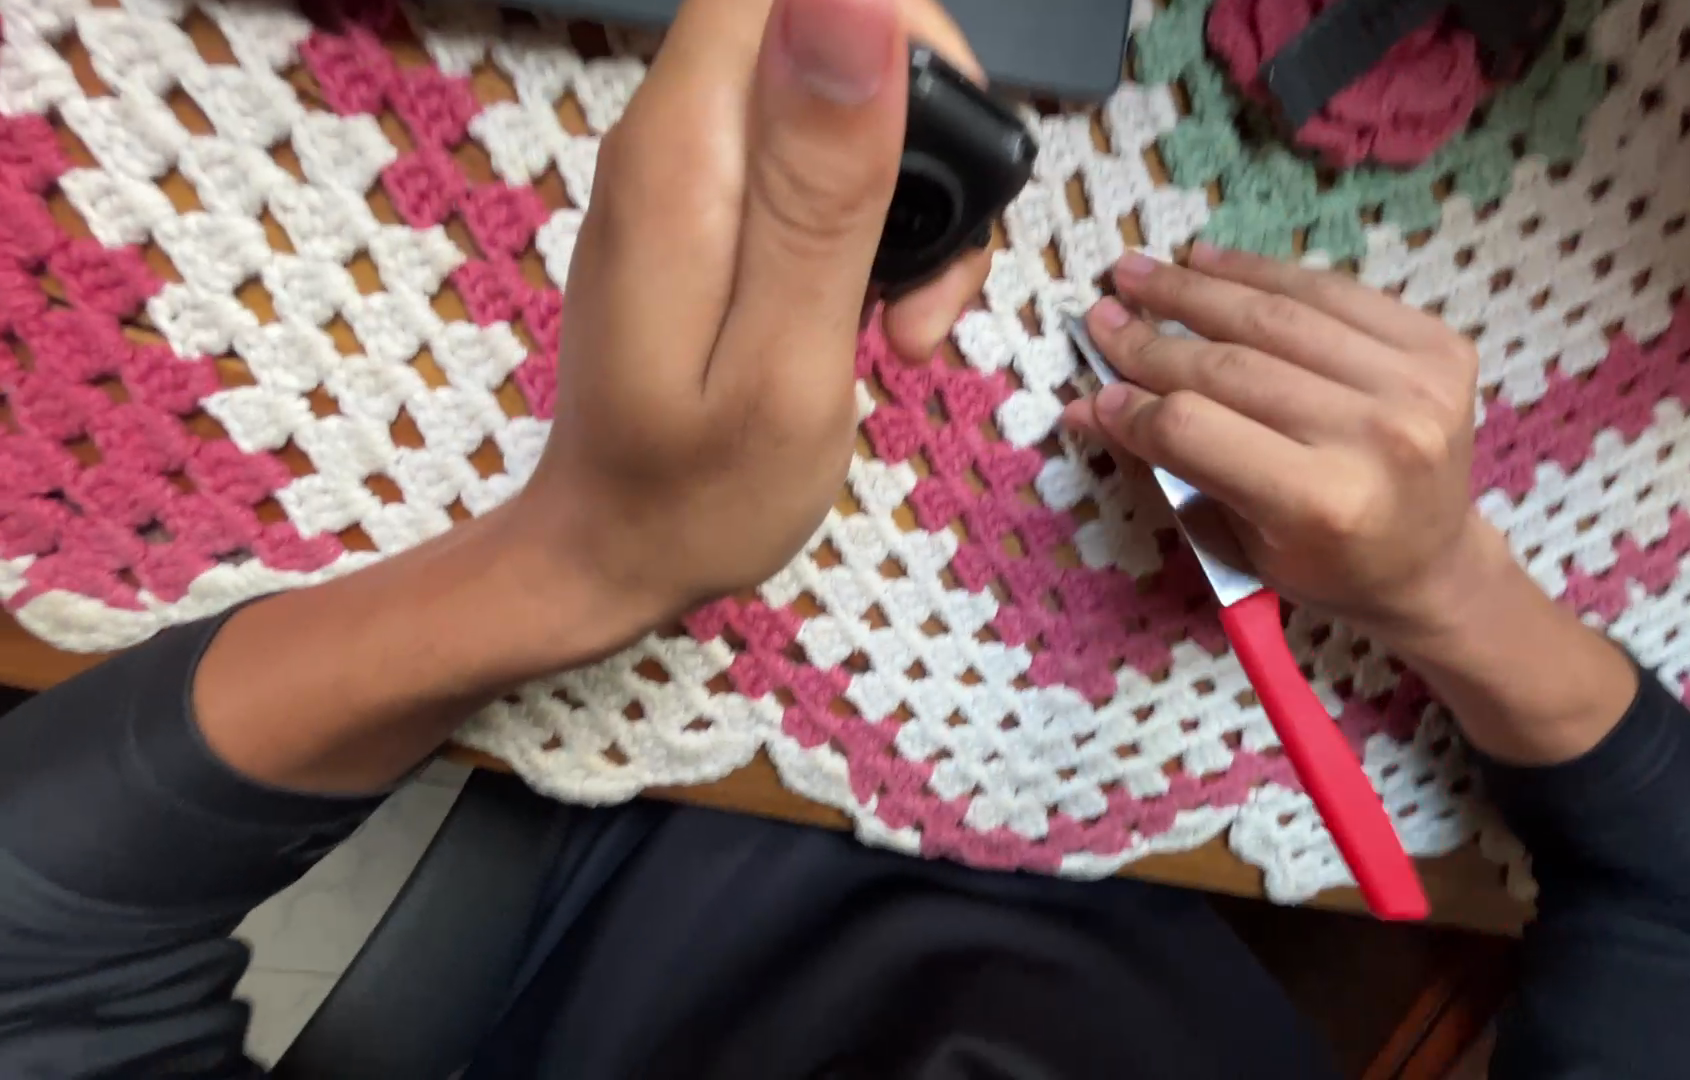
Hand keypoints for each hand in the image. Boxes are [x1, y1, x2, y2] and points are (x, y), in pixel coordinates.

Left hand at [506, 0, 984, 655]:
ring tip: (909, 331)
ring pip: (842, 121)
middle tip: (930, 289)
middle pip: (832, 46)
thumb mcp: (786, 365)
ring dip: (911, 216)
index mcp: (687, 158)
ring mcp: (697, 189)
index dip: (899, 40)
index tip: (945, 177)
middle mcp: (680, 143)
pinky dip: (877, 247)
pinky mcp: (719, 232)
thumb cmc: (706, 494)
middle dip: (924, 152)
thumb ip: (819, 197)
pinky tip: (883, 328)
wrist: (620, 555)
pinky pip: (821, 189)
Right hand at [1064, 245, 1637, 763]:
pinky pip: (1331, 292)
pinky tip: (1209, 261)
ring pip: (1277, 317)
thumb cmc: (1320, 568)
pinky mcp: (1438, 346)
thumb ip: (1165, 464)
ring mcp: (1415, 384)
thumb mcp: (1233, 536)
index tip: (1096, 389)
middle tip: (1102, 315)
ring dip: (1195, 290)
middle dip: (1151, 341)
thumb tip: (1088, 407)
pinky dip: (1260, 272)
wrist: (1429, 562)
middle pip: (1231, 368)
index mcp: (1319, 503)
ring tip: (1139, 272)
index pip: (1196, 431)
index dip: (1137, 407)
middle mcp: (1374, 436)